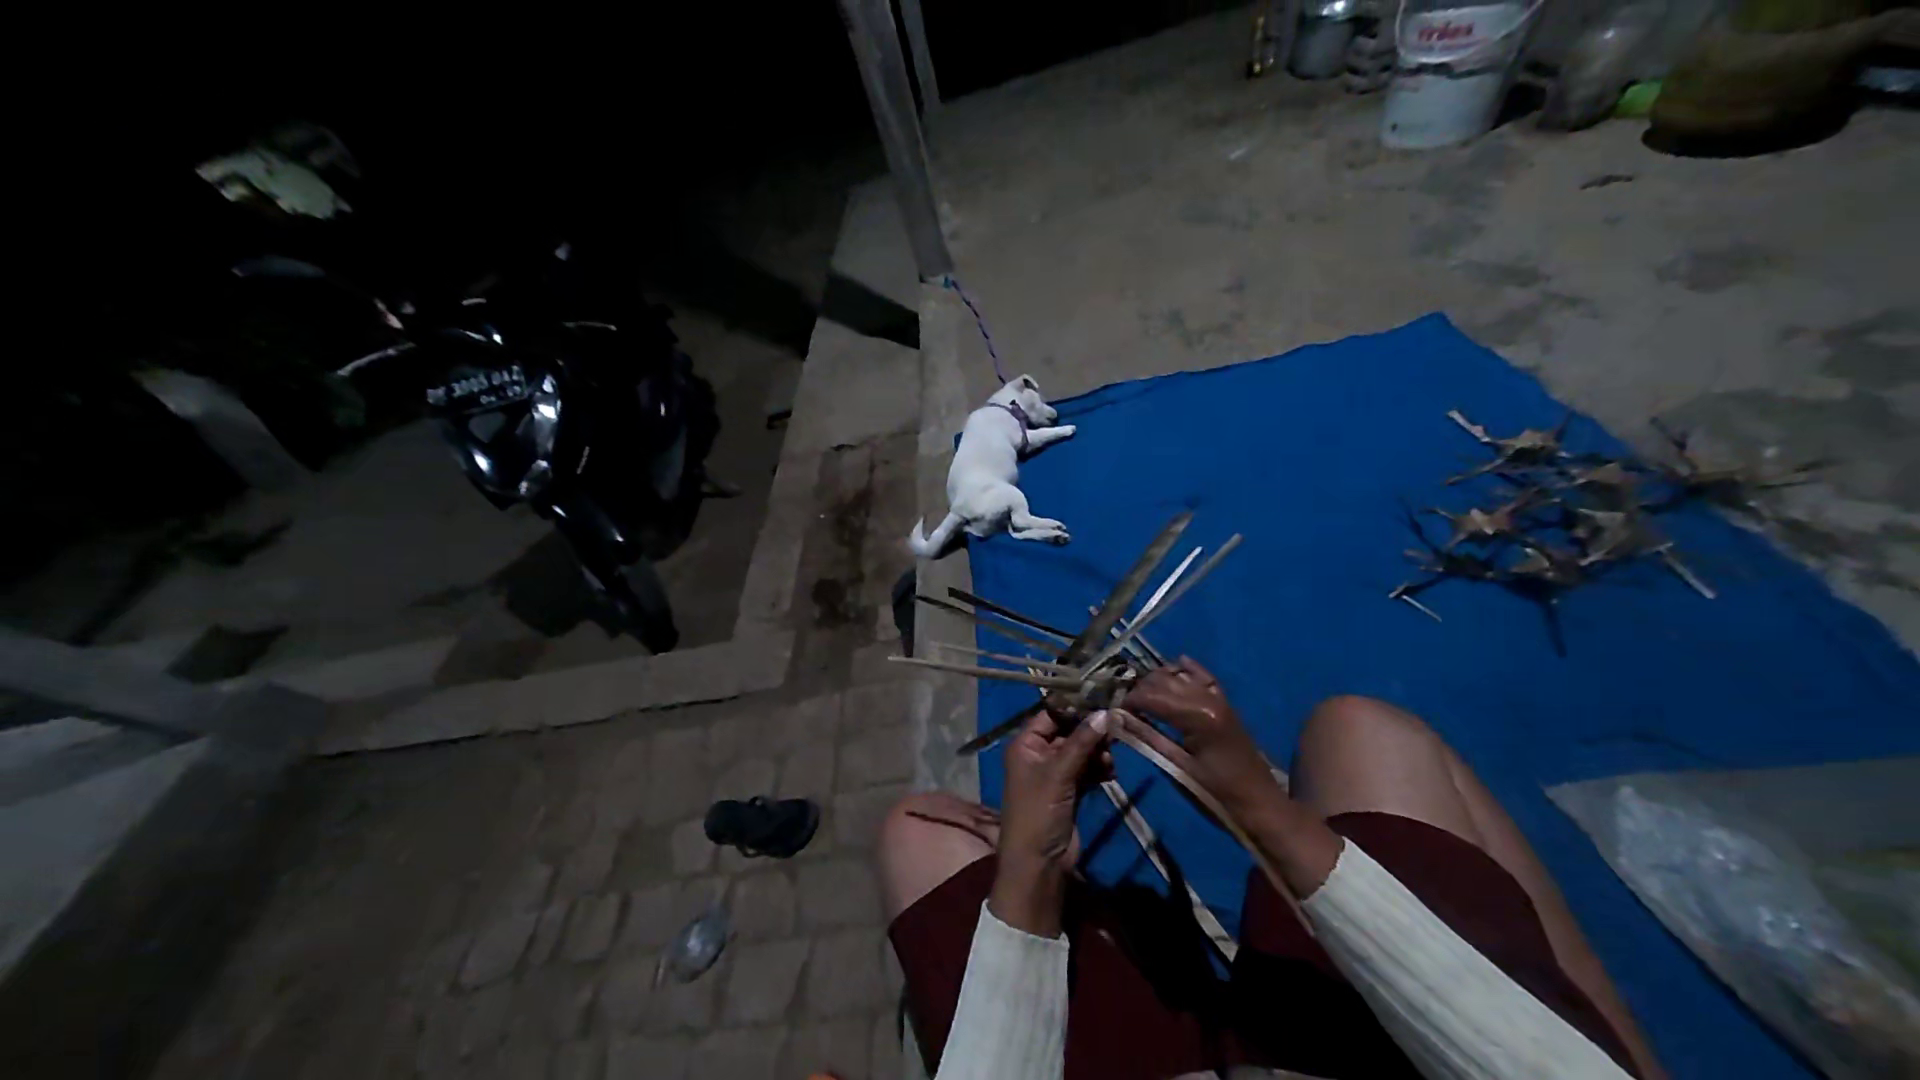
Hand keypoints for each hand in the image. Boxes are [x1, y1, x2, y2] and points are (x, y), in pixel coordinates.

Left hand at [989, 709, 1111, 936]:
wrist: (1039, 866)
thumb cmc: (1038, 814)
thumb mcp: (1058, 774)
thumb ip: (1081, 743)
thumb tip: (1104, 713)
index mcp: (1025, 745)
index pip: (1051, 714)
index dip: (1076, 708)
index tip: (1104, 703)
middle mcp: (1038, 755)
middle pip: (1069, 732)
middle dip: (1091, 732)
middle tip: (1115, 733)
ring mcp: (1054, 774)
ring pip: (1081, 752)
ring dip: (1097, 752)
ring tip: (1111, 761)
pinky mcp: (1069, 791)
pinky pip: (1087, 770)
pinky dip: (1098, 769)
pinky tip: (1111, 773)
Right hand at [1119, 658, 1340, 897]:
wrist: (1260, 805)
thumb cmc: (1216, 794)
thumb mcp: (1176, 768)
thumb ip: (1146, 738)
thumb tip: (1113, 718)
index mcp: (1196, 715)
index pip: (1150, 695)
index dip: (1127, 702)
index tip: (1111, 713)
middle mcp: (1207, 698)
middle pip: (1162, 680)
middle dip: (1138, 690)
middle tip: (1122, 708)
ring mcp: (1218, 697)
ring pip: (1179, 674)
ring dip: (1157, 680)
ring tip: (1141, 698)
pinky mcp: (1224, 702)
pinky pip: (1203, 676)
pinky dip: (1187, 669)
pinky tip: (1175, 665)